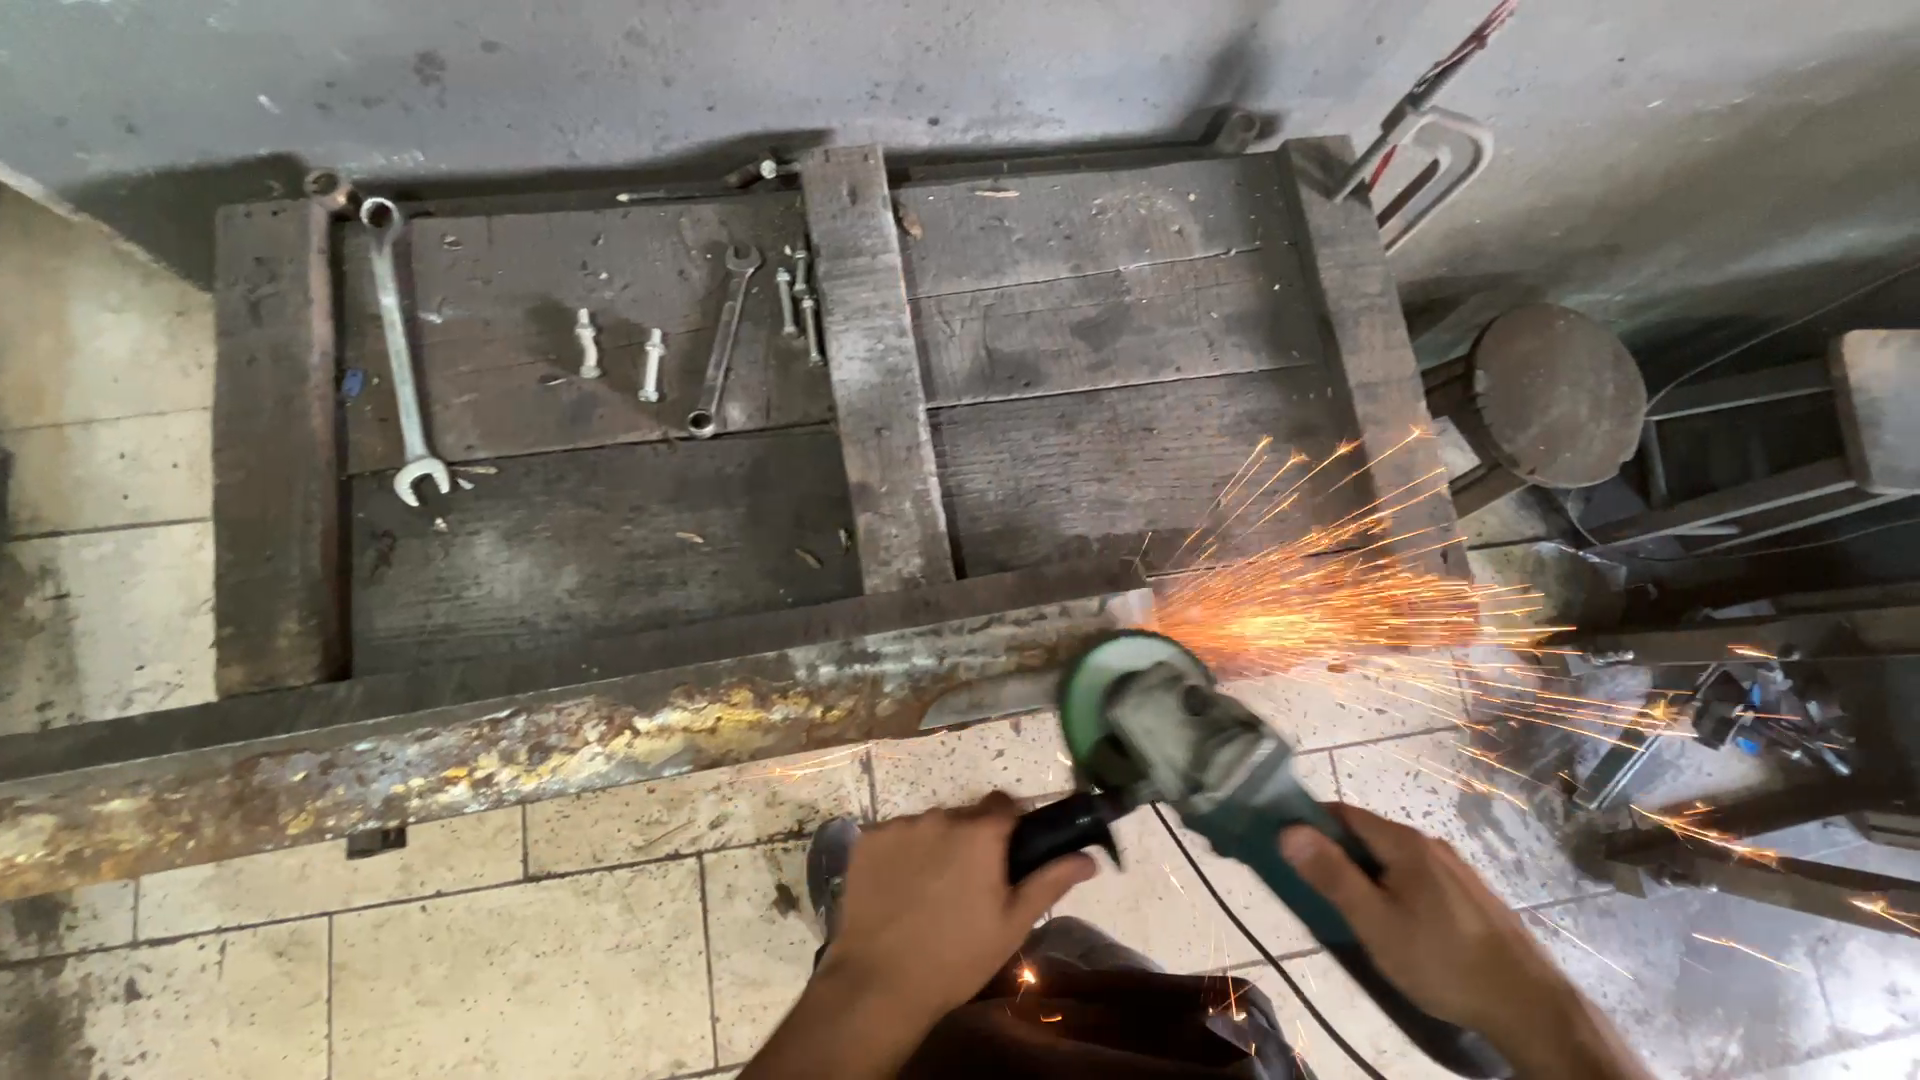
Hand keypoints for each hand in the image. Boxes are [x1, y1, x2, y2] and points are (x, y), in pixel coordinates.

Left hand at [820, 792, 1097, 1021]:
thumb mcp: (1012, 924)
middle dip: (971, 840)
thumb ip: (1050, 881)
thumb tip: (1088, 858)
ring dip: (935, 845)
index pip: (1004, 804)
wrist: (880, 983)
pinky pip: (895, 836)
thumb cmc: (957, 957)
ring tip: (930, 892)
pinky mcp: (867, 840)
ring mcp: (898, 826)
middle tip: (968, 885)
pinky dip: (901, 854)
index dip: (1010, 825)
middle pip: (964, 816)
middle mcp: (939, 816)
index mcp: (979, 833)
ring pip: (929, 825)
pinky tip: (899, 890)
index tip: (1007, 855)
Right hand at [1278, 804, 1569, 1044]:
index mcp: (1404, 842)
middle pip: (1368, 834)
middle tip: (1315, 886)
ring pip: (1395, 857)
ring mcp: (1456, 869)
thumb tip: (1288, 830)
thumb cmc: (1441, 961)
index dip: (1309, 823)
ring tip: (1354, 909)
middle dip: (1336, 851)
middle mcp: (1430, 844)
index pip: (1342, 812)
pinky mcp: (1472, 895)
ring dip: (1366, 872)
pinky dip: (1395, 886)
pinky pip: (1418, 876)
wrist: (1531, 1007)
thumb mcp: (1374, 922)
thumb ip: (1331, 874)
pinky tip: (1399, 923)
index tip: (1286, 847)